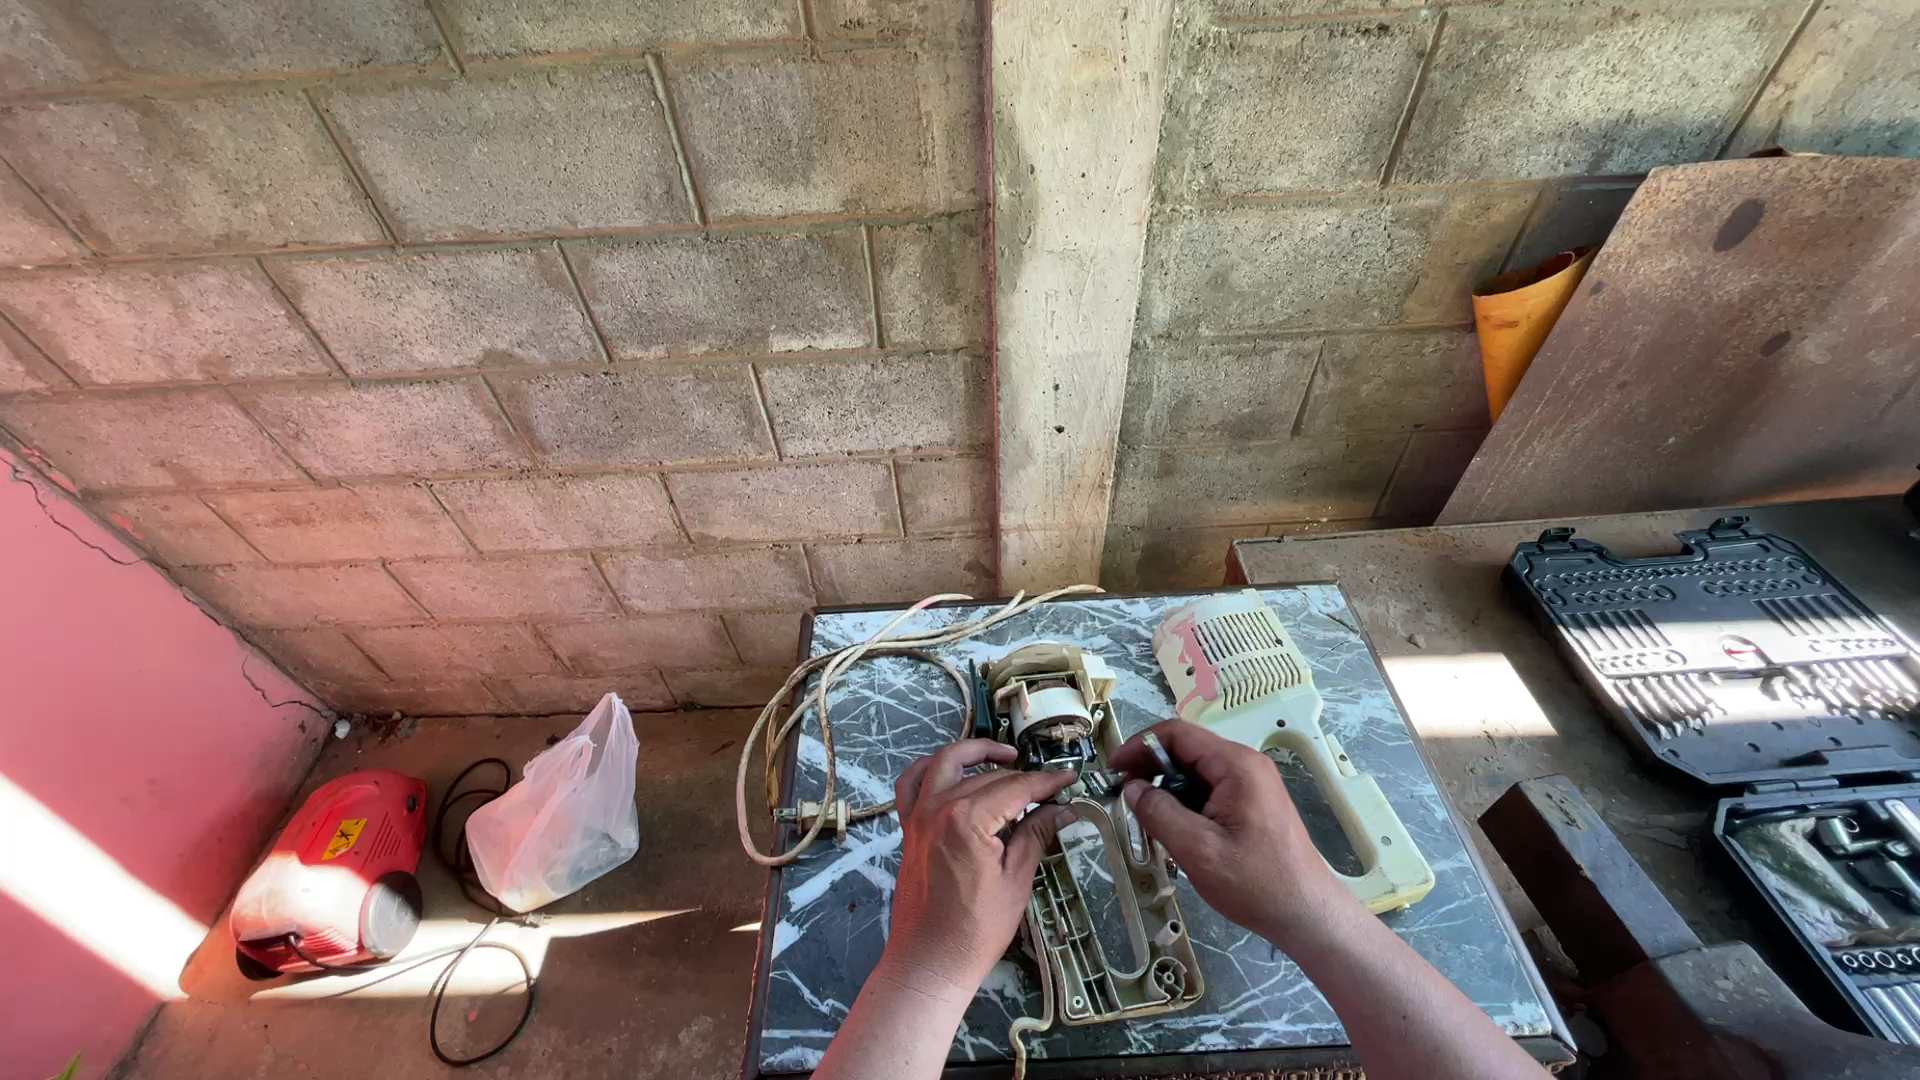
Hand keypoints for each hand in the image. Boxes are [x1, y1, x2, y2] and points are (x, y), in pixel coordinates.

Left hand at [881, 740, 1073, 1001]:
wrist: (929, 962)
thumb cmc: (976, 930)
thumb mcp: (1015, 881)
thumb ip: (1035, 835)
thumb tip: (1062, 809)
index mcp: (968, 818)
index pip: (1016, 787)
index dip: (1046, 783)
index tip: (1069, 778)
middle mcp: (939, 805)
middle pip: (988, 777)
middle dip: (1022, 777)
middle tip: (1049, 788)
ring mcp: (918, 814)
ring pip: (946, 763)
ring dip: (975, 753)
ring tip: (1005, 756)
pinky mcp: (908, 825)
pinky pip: (911, 782)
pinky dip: (929, 767)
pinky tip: (951, 769)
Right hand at [1109, 720, 1358, 947]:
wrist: (1310, 918)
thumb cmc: (1256, 884)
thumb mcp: (1198, 850)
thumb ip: (1159, 813)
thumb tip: (1131, 788)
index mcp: (1235, 765)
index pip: (1177, 733)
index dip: (1140, 745)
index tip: (1114, 769)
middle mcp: (1245, 764)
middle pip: (1186, 749)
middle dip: (1150, 768)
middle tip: (1125, 795)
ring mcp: (1251, 783)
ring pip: (1195, 771)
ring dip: (1167, 788)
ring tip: (1149, 818)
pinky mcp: (1252, 802)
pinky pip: (1209, 788)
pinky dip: (1185, 801)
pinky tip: (1176, 829)